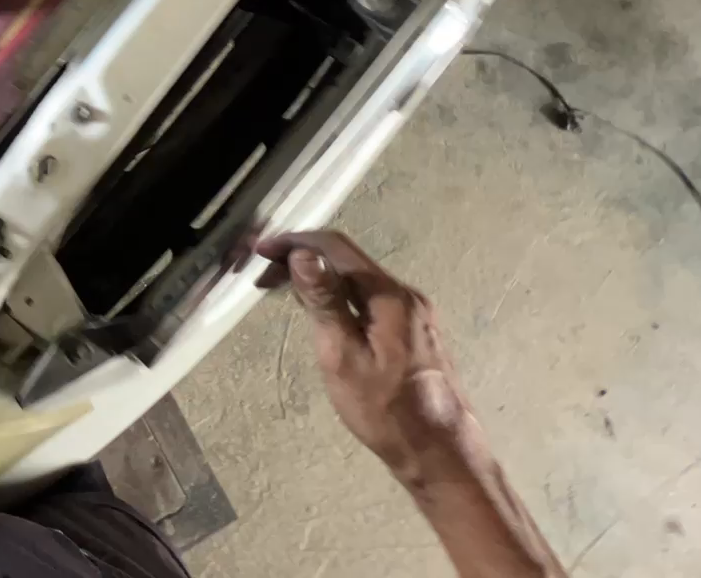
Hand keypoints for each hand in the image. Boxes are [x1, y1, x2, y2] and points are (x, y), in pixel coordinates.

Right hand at [256, 231, 483, 484]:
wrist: (443, 458)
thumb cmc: (385, 409)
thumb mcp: (343, 354)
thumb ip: (325, 301)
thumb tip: (302, 254)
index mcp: (390, 296)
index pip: (335, 247)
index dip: (292, 242)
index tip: (257, 252)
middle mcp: (405, 296)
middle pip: (345, 259)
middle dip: (299, 257)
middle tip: (261, 275)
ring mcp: (411, 314)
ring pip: (354, 278)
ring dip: (314, 276)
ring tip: (278, 290)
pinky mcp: (410, 331)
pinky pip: (364, 296)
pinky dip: (334, 294)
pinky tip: (314, 309)